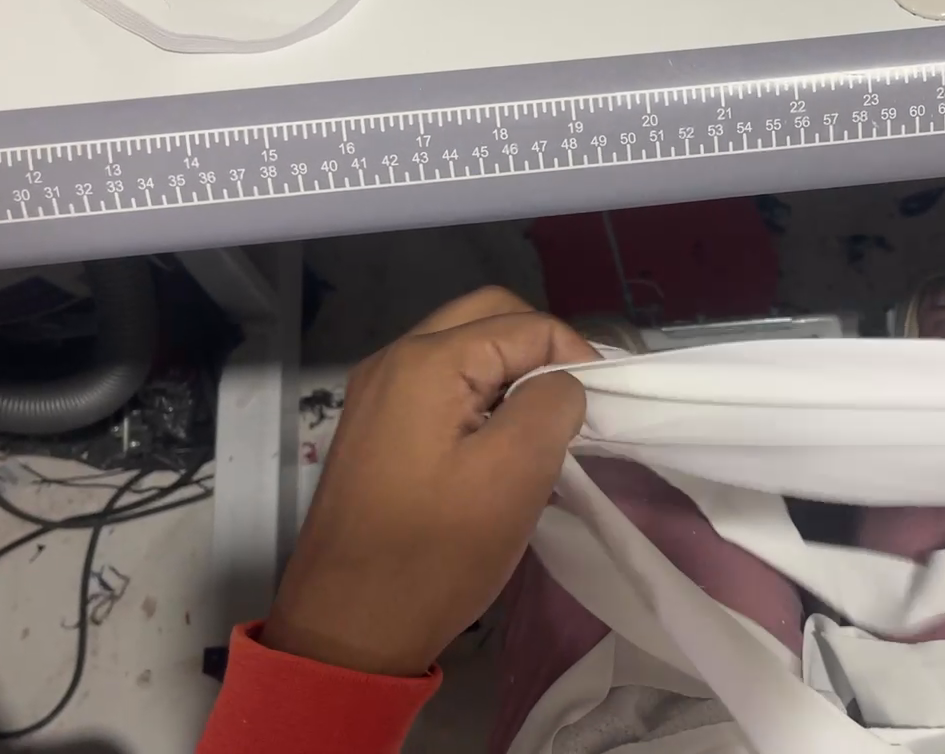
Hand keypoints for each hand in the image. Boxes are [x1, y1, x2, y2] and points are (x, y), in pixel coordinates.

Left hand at [263, 287, 597, 675]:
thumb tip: (561, 384)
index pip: (528, 325)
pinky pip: (445, 377)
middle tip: (568, 400)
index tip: (596, 408)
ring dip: (513, 367)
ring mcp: (380, 388)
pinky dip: (483, 389)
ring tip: (538, 419)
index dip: (574, 356)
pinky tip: (497, 435)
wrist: (347, 631)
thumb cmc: (437, 551)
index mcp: (428, 360)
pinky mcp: (378, 420)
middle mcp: (397, 357)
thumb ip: (554, 402)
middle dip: (541, 347)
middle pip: (491, 314)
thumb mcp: (517, 471)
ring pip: (468, 342)